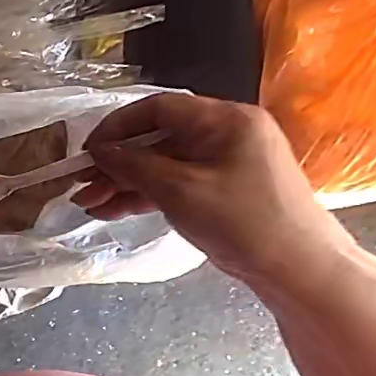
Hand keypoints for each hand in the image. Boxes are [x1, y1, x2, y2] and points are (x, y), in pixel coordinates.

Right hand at [72, 92, 355, 290]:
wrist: (296, 267)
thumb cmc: (241, 220)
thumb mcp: (179, 189)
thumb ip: (133, 165)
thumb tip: (98, 150)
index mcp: (224, 120)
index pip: (158, 108)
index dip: (116, 127)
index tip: (86, 152)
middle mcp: (224, 133)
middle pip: (155, 139)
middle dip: (114, 164)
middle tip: (80, 186)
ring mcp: (222, 163)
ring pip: (159, 165)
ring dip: (121, 184)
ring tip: (87, 205)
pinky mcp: (219, 189)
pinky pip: (172, 184)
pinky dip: (142, 196)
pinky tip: (110, 211)